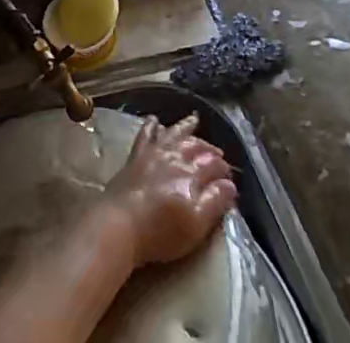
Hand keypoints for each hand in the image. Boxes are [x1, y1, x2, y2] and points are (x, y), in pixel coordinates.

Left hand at [101, 115, 237, 265]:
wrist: (118, 225)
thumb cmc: (161, 230)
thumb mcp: (196, 224)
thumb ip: (215, 202)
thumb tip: (230, 185)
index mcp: (192, 172)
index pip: (214, 165)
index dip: (225, 170)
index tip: (230, 179)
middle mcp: (175, 156)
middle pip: (197, 146)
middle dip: (210, 149)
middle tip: (218, 154)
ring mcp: (154, 154)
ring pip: (174, 134)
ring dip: (185, 127)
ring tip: (194, 120)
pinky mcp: (135, 158)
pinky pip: (145, 135)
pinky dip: (151, 126)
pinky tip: (153, 119)